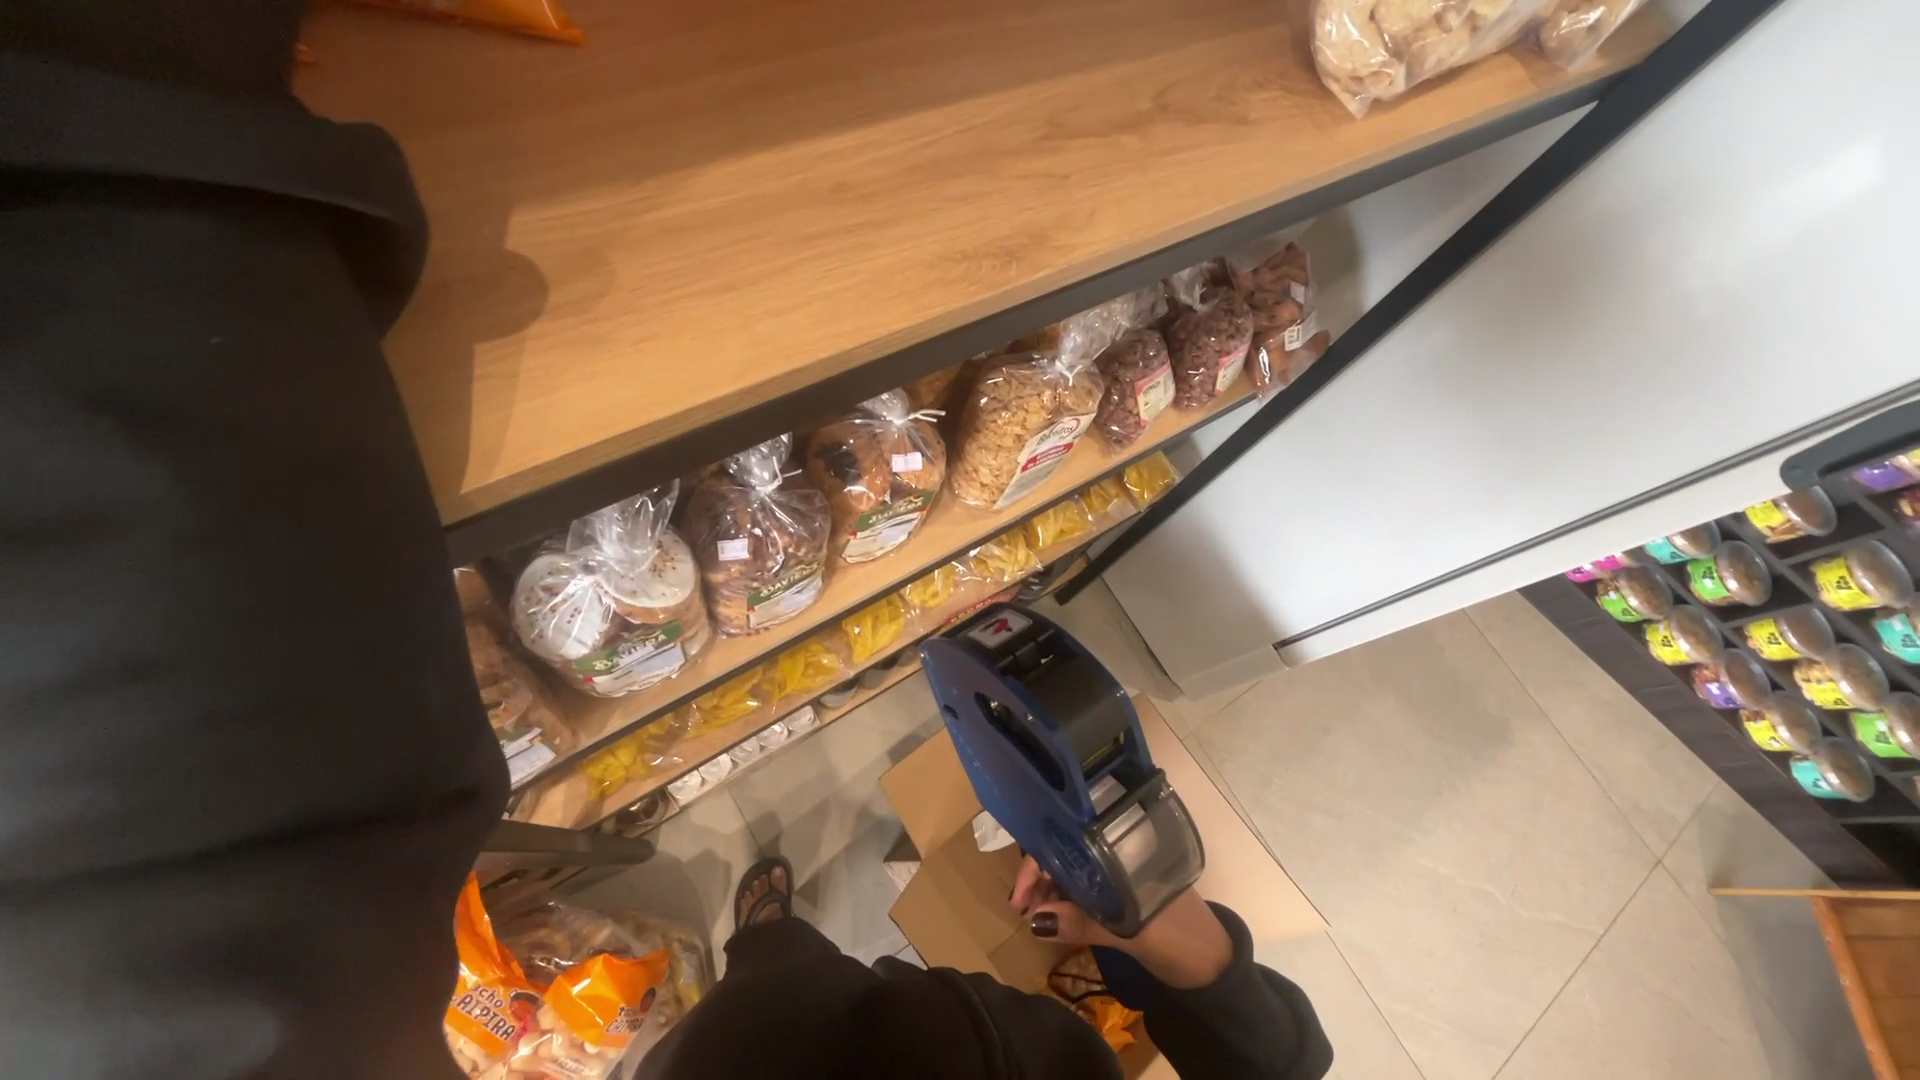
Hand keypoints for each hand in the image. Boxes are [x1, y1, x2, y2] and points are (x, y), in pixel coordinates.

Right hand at [1010, 857, 1232, 988]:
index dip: (1040, 863)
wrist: (1217, 968)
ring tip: (1035, 918)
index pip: (1072, 843)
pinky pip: (1082, 893)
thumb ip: (1086, 924)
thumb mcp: (1133, 933)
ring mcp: (1117, 878)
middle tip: (1024, 911)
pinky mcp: (1118, 899)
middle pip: (1068, 857)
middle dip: (1039, 880)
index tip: (1020, 897)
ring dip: (1049, 894)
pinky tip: (1053, 919)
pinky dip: (1064, 905)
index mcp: (1124, 851)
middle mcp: (1117, 857)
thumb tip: (1036, 920)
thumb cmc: (1183, 939)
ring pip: (1072, 875)